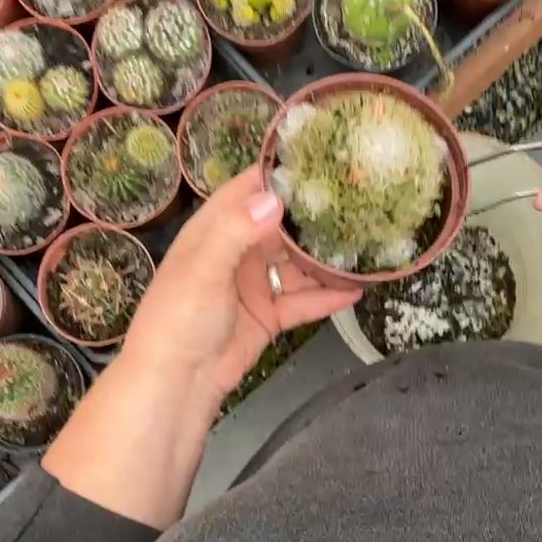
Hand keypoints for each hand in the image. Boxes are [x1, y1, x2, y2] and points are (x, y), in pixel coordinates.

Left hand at [121, 167, 361, 404]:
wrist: (176, 381)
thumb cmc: (178, 317)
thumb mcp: (204, 269)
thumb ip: (236, 231)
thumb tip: (275, 199)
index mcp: (214, 231)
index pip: (250, 190)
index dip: (281, 174)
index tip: (321, 160)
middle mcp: (237, 252)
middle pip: (282, 227)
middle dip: (315, 218)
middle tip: (358, 203)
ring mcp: (255, 285)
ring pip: (298, 266)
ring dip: (326, 260)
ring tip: (365, 247)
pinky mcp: (268, 316)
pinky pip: (302, 301)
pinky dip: (326, 297)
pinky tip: (355, 290)